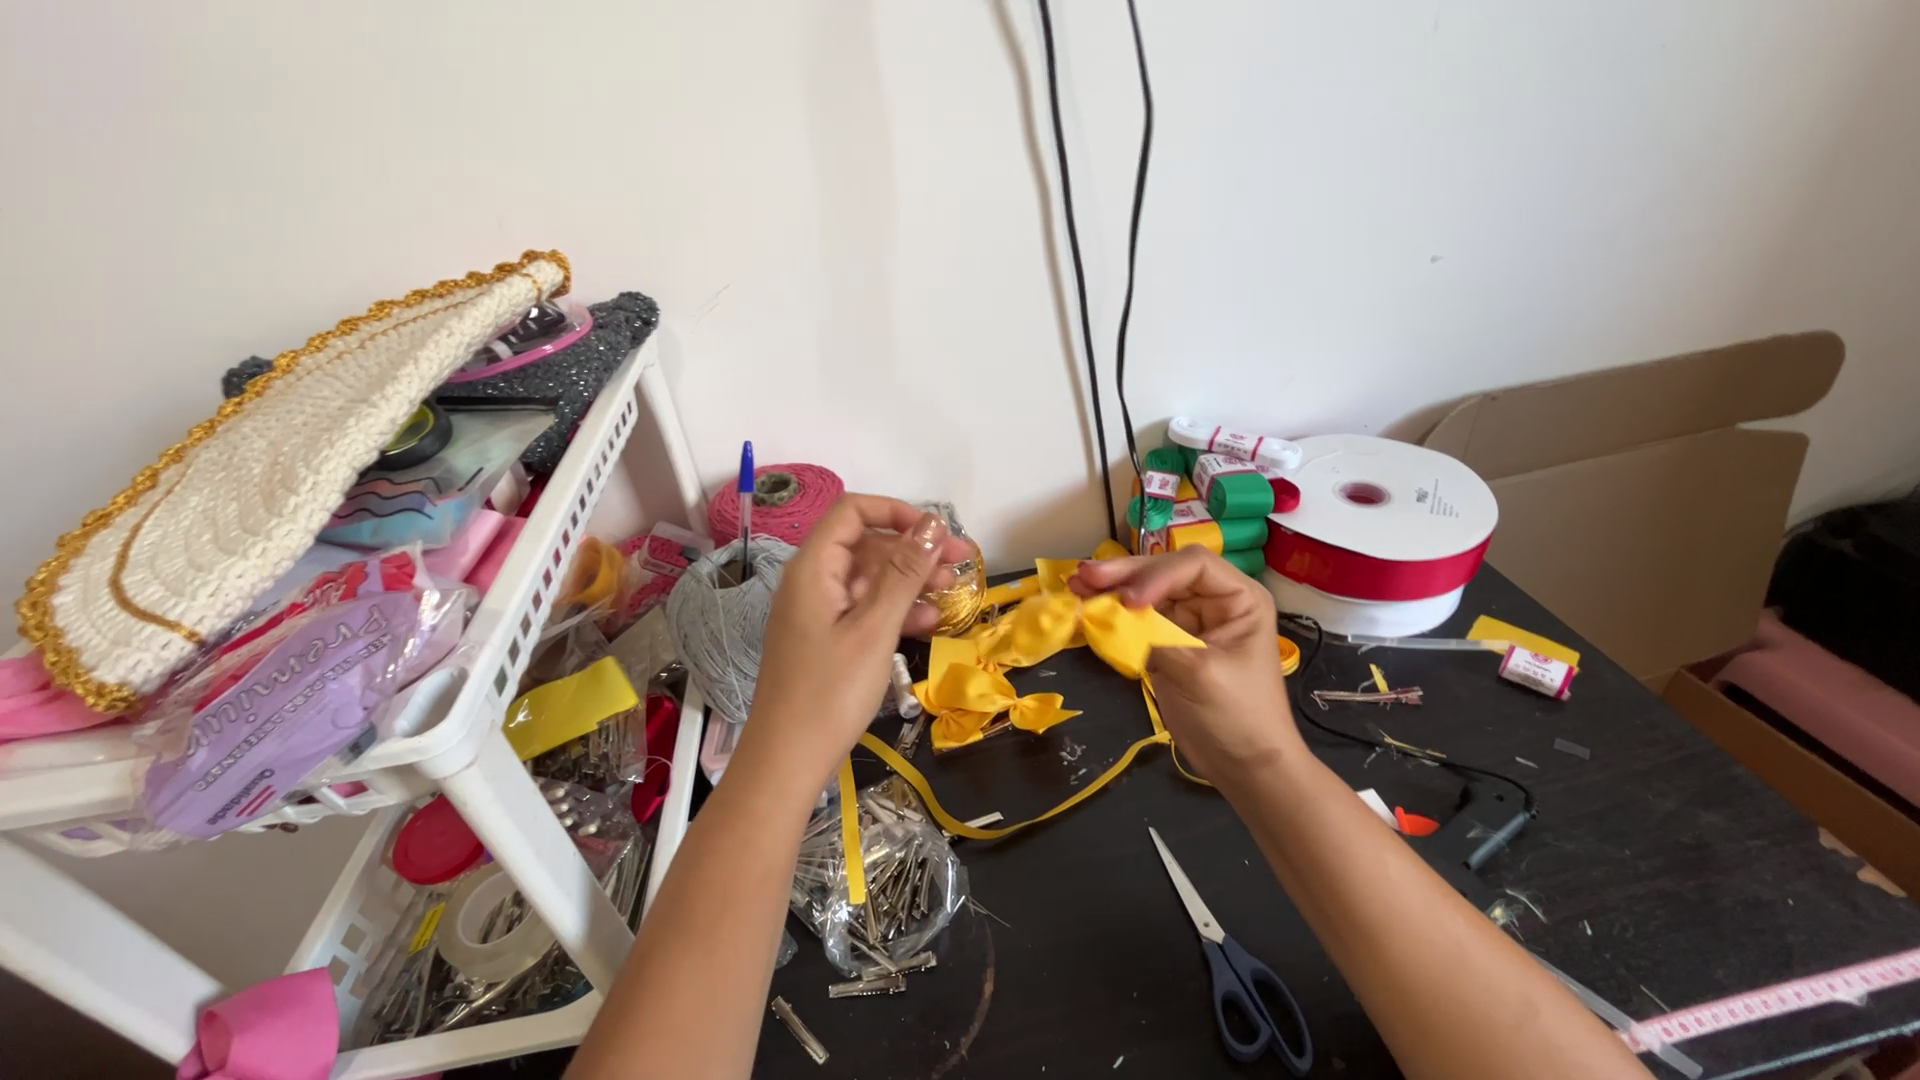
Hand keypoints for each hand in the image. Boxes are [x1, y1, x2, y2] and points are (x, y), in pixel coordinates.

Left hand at [736, 495, 973, 786]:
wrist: (788, 760)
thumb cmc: (831, 692)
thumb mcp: (875, 628)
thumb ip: (904, 572)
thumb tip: (932, 524)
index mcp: (813, 568)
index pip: (853, 512)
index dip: (897, 512)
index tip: (938, 532)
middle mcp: (812, 581)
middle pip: (866, 545)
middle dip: (914, 549)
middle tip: (962, 563)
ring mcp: (818, 612)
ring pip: (869, 579)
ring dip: (911, 582)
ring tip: (951, 594)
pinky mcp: (826, 639)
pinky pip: (864, 609)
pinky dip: (895, 611)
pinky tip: (927, 625)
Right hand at [1070, 548, 1301, 782]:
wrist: (1244, 766)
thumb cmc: (1237, 716)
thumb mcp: (1200, 673)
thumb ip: (1156, 639)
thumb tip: (1109, 615)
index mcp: (1239, 598)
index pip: (1192, 566)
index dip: (1156, 575)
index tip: (1129, 601)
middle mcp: (1214, 601)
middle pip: (1163, 572)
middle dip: (1123, 574)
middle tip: (1083, 575)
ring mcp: (1189, 621)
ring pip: (1145, 593)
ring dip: (1111, 589)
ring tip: (1076, 585)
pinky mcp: (1168, 643)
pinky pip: (1137, 620)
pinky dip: (1112, 615)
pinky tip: (1086, 608)